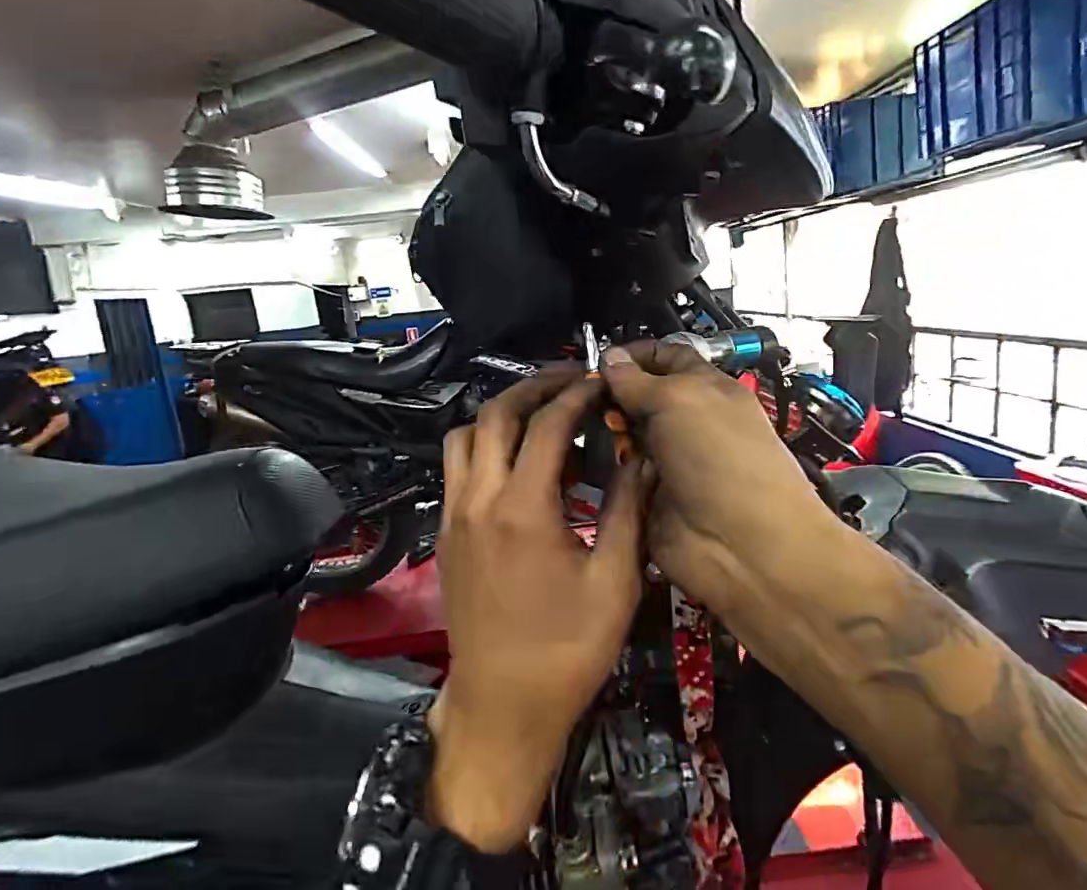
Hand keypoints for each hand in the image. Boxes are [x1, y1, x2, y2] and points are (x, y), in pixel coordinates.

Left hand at [427, 367, 651, 851]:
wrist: (503, 706)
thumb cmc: (567, 650)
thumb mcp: (615, 582)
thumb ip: (629, 510)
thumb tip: (641, 457)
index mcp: (523, 508)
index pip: (546, 425)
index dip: (575, 395)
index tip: (599, 382)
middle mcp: (478, 500)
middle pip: (495, 416)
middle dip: (533, 387)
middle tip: (570, 380)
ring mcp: (454, 517)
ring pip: (465, 437)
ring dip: (501, 414)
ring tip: (540, 413)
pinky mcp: (445, 535)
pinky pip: (458, 468)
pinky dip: (484, 445)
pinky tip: (516, 461)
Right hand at [598, 342, 834, 606]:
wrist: (741, 547)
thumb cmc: (723, 459)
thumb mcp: (681, 401)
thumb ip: (640, 379)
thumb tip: (611, 357)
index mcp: (707, 390)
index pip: (666, 359)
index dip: (634, 354)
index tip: (599, 358)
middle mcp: (687, 423)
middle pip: (639, 396)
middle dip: (613, 393)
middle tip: (592, 398)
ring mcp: (667, 461)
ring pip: (624, 433)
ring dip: (609, 429)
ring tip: (599, 430)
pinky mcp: (648, 496)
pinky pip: (619, 473)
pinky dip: (608, 466)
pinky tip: (597, 461)